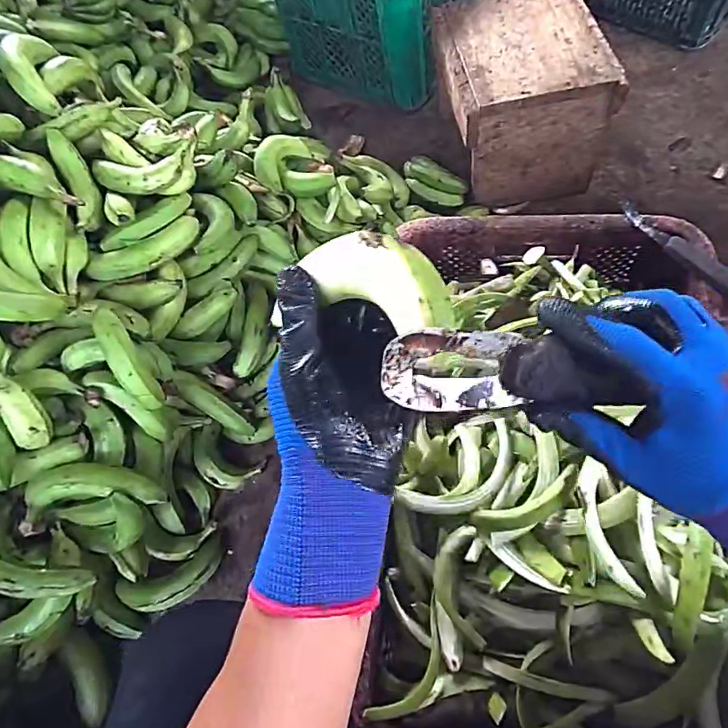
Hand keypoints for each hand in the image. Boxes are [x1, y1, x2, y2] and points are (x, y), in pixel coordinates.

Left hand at [249, 267, 407, 616]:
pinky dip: (422, 331)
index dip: (341, 273)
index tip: (360, 248)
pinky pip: (414, 348)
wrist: (346, 479)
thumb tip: (292, 270)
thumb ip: (300, 322)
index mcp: (313, 343)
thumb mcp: (300, 368)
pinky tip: (434, 309)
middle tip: (400, 254)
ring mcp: (375, 363)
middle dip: (380, 283)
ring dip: (404, 302)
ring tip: (420, 272)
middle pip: (364, 305)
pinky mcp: (402, 379)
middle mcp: (344, 347)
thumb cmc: (310, 423)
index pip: (326, 298)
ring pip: (391, 322)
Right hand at [516, 289, 727, 599]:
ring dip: (654, 307)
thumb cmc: (691, 484)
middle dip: (626, 303)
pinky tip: (656, 339)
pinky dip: (677, 321)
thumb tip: (549, 412)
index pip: (629, 340)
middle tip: (598, 316)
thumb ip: (592, 431)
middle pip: (667, 305)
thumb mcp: (634, 462)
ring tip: (624, 321)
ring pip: (690, 308)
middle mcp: (713, 361)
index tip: (560, 315)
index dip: (589, 325)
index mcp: (686, 388)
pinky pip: (705, 324)